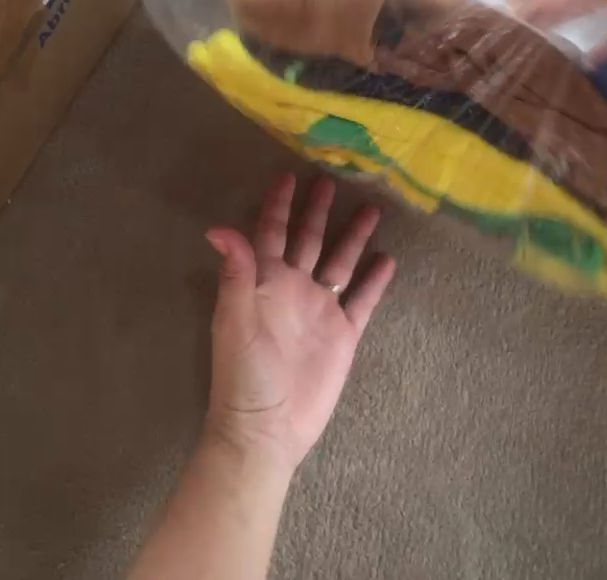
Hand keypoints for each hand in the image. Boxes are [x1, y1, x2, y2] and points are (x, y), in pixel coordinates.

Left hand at [202, 174, 396, 475]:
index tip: (288, 175)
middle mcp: (293, 289)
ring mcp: (320, 310)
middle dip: (318, 211)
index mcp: (264, 282)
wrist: (268, 430)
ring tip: (372, 210)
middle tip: (331, 180)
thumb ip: (235, 272)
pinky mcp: (343, 334)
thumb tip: (218, 227)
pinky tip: (387, 260)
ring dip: (354, 237)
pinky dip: (374, 281)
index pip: (271, 232)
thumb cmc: (244, 374)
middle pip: (309, 239)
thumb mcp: (235, 319)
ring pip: (340, 263)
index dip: (278, 205)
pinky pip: (361, 300)